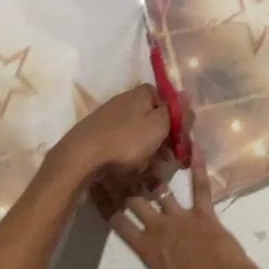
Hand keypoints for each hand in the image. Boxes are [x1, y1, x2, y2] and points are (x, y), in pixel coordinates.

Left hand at [46, 85, 178, 192]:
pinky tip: (133, 173)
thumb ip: (176, 112)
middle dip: (165, 141)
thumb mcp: (158, 125)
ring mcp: (112, 119)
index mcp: (141, 94)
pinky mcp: (101, 136)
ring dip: (151, 154)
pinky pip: (125, 147)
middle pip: (154, 120)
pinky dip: (133, 159)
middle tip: (170, 160)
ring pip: (141, 136)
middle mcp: (126, 102)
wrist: (82, 157)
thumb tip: (187, 95)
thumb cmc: (125, 141)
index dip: (178, 120)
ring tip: (152, 174)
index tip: (182, 139)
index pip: (168, 101)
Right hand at [99, 155, 261, 268]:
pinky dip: (198, 168)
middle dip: (124, 185)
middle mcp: (161, 227)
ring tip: (143, 157)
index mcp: (148, 249)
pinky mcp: (206, 214)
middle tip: (115, 167)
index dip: (105, 206)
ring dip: (152, 175)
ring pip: (163, 191)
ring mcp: (183, 217)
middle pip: (137, 202)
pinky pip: (201, 188)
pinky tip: (195, 147)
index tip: (94, 188)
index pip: (120, 224)